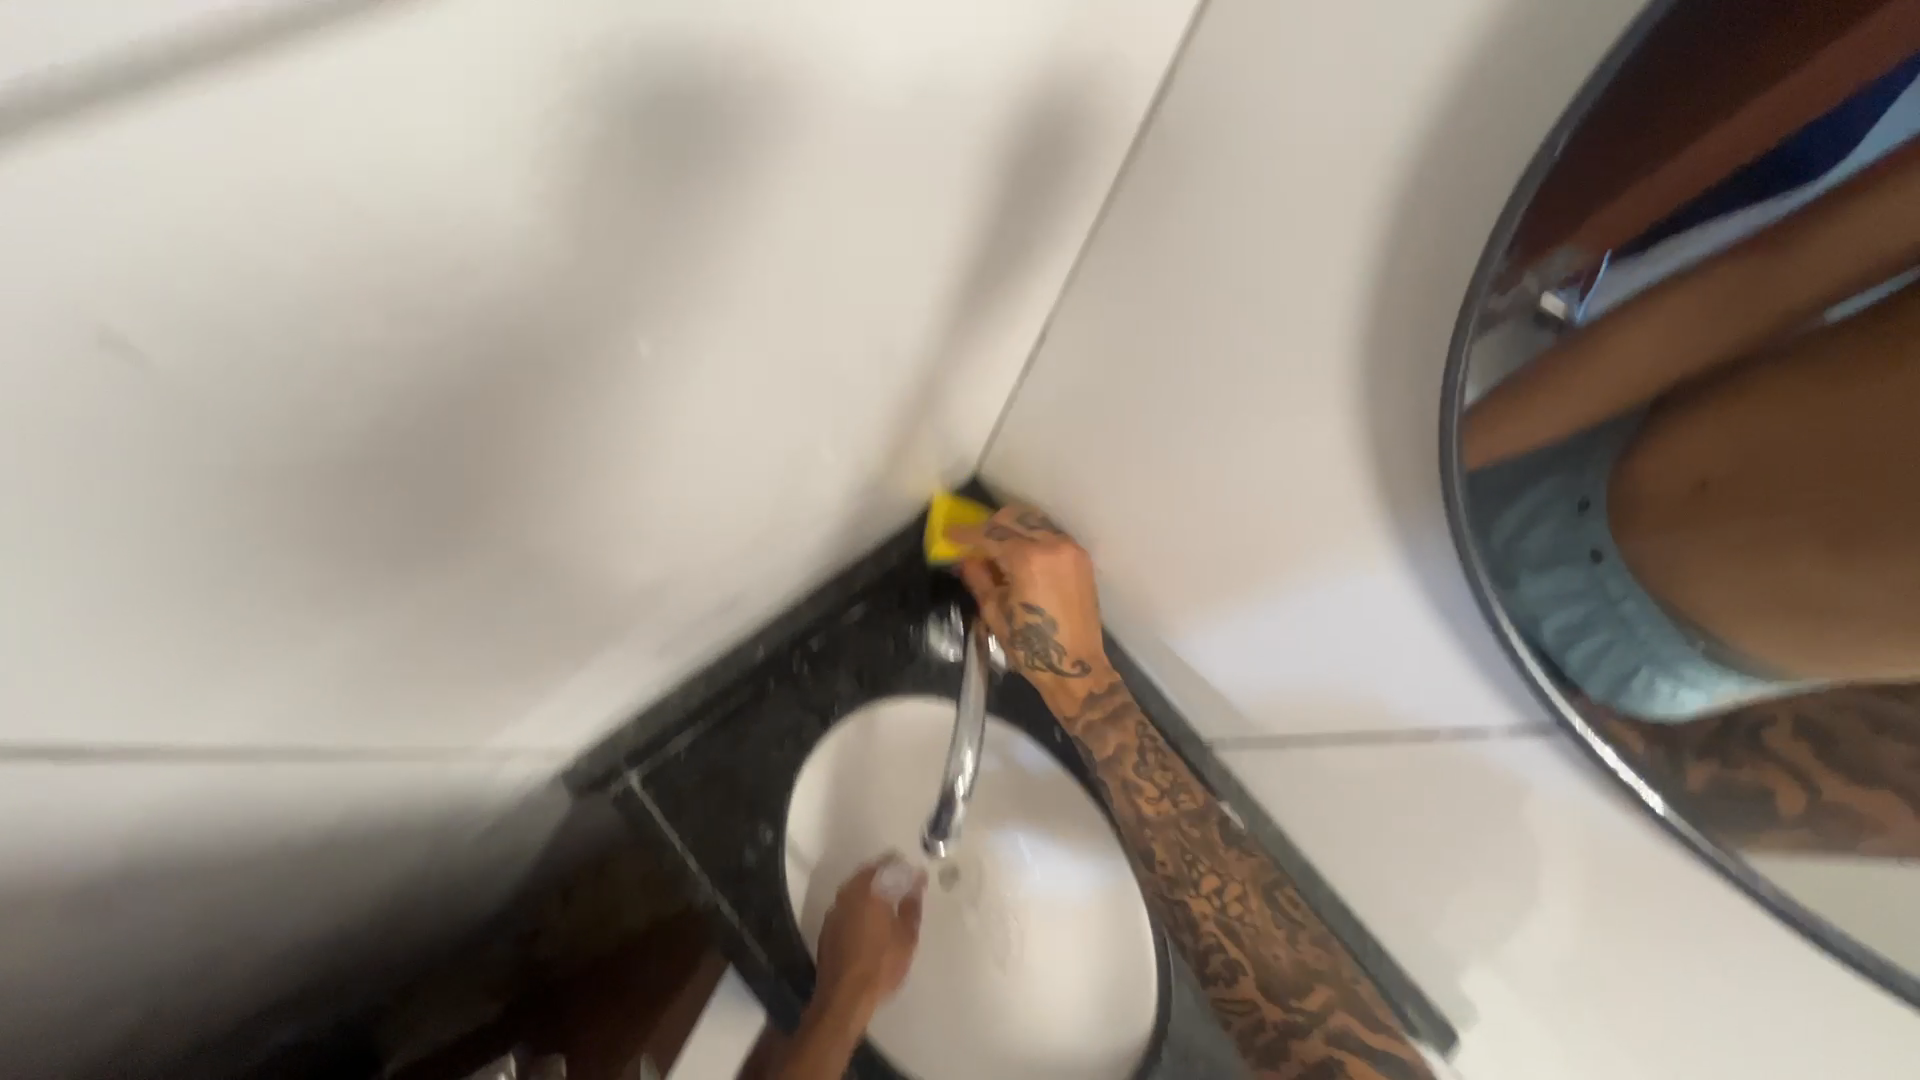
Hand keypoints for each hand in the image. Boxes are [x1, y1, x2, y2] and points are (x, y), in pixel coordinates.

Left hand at [814, 854, 926, 1020]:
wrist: (844, 998)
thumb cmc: (881, 965)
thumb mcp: (906, 937)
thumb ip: (911, 906)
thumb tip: (917, 882)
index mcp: (868, 892)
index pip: (886, 866)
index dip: (900, 865)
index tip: (912, 869)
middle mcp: (848, 895)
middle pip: (867, 874)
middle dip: (884, 873)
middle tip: (900, 879)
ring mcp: (834, 911)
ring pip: (854, 889)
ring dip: (870, 888)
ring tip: (887, 898)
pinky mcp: (828, 928)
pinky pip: (846, 905)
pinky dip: (859, 904)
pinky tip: (869, 917)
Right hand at [950, 506, 1112, 703]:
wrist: (1075, 666)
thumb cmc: (1030, 646)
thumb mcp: (994, 611)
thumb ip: (978, 578)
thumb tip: (965, 559)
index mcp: (1029, 558)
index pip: (991, 534)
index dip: (966, 534)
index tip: (949, 535)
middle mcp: (1053, 544)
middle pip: (1014, 518)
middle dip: (990, 527)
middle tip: (973, 543)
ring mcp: (1071, 549)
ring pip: (1035, 522)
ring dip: (1012, 529)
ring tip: (996, 550)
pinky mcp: (1081, 558)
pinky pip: (1050, 535)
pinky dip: (1032, 537)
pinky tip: (1020, 557)